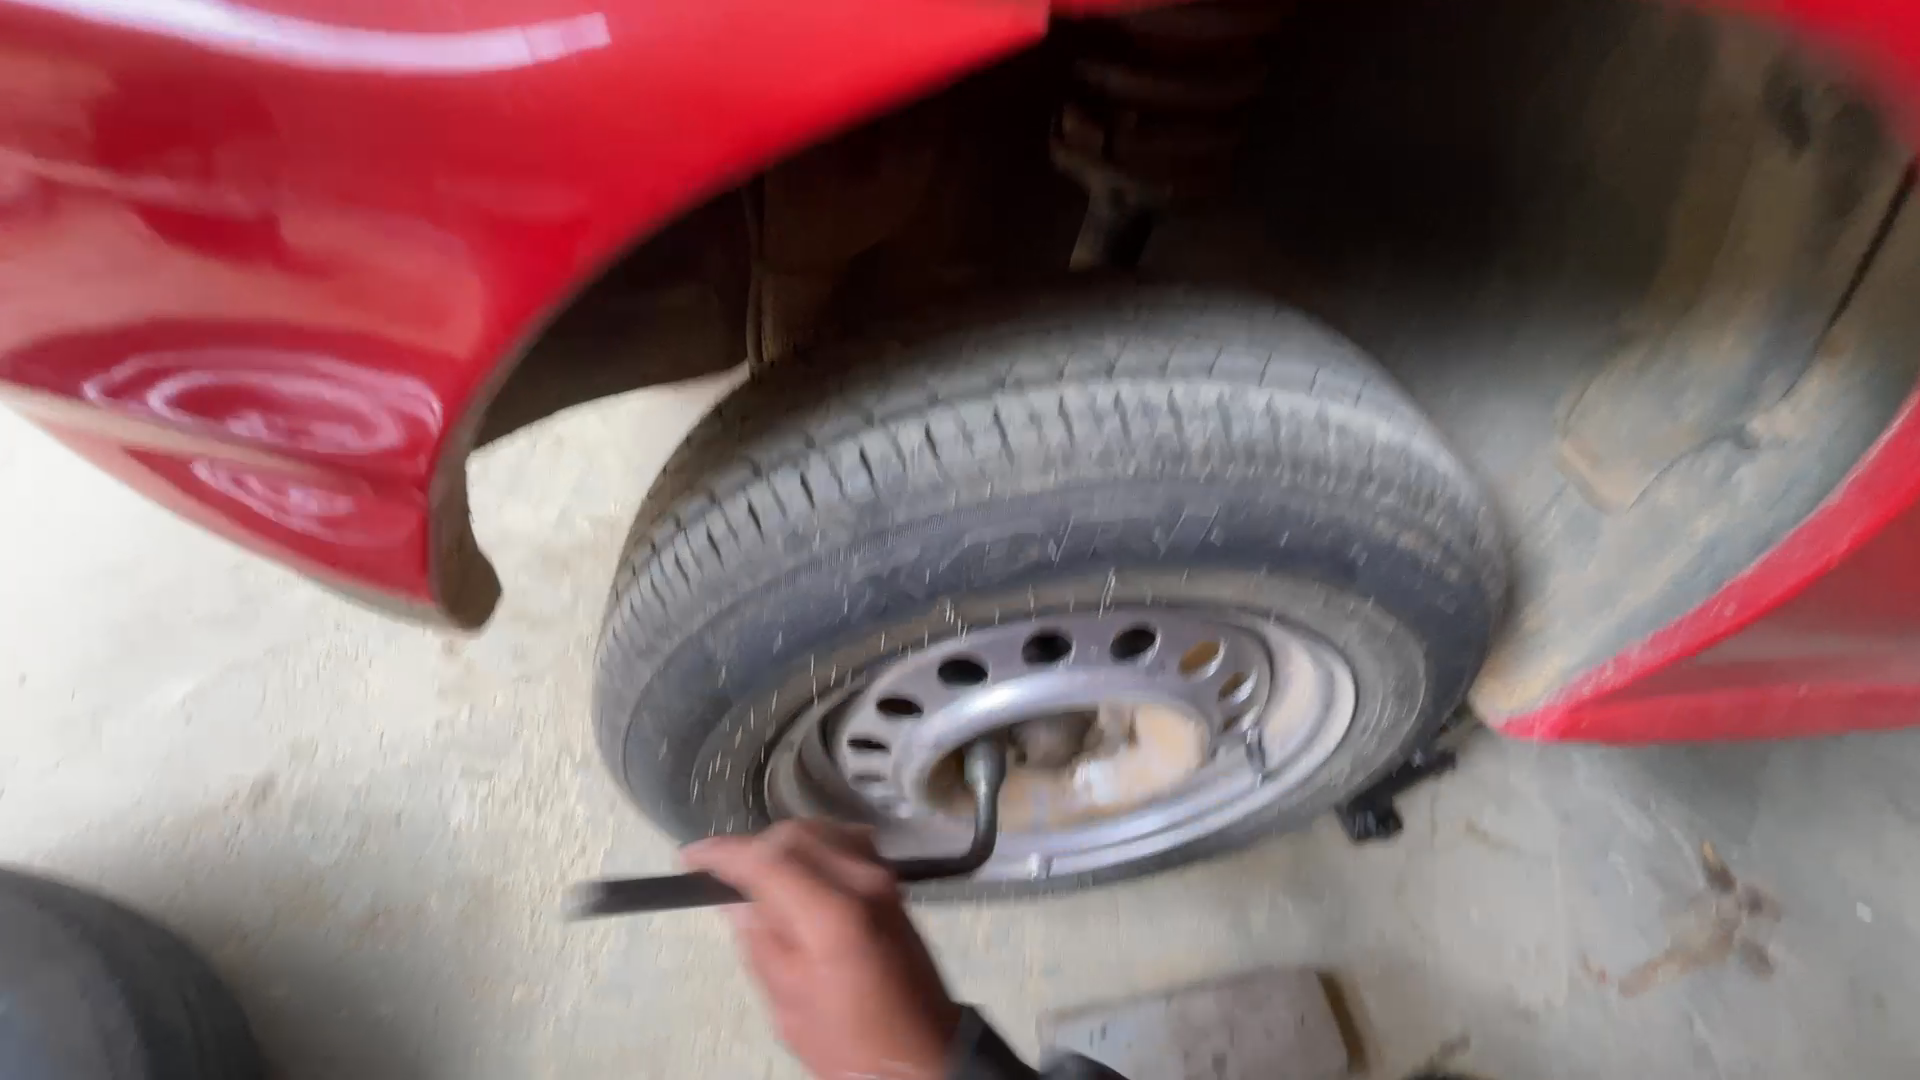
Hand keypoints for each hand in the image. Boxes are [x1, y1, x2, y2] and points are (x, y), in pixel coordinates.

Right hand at [683, 821, 961, 1079]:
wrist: (920, 1052)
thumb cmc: (849, 1043)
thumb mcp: (788, 1006)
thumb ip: (761, 942)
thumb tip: (736, 900)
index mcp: (833, 914)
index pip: (767, 860)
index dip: (723, 852)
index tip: (690, 857)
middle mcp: (861, 879)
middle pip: (794, 834)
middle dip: (753, 847)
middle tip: (724, 875)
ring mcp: (882, 875)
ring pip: (821, 829)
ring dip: (784, 842)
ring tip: (758, 875)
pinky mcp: (892, 880)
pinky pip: (846, 840)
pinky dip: (816, 844)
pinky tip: (801, 871)